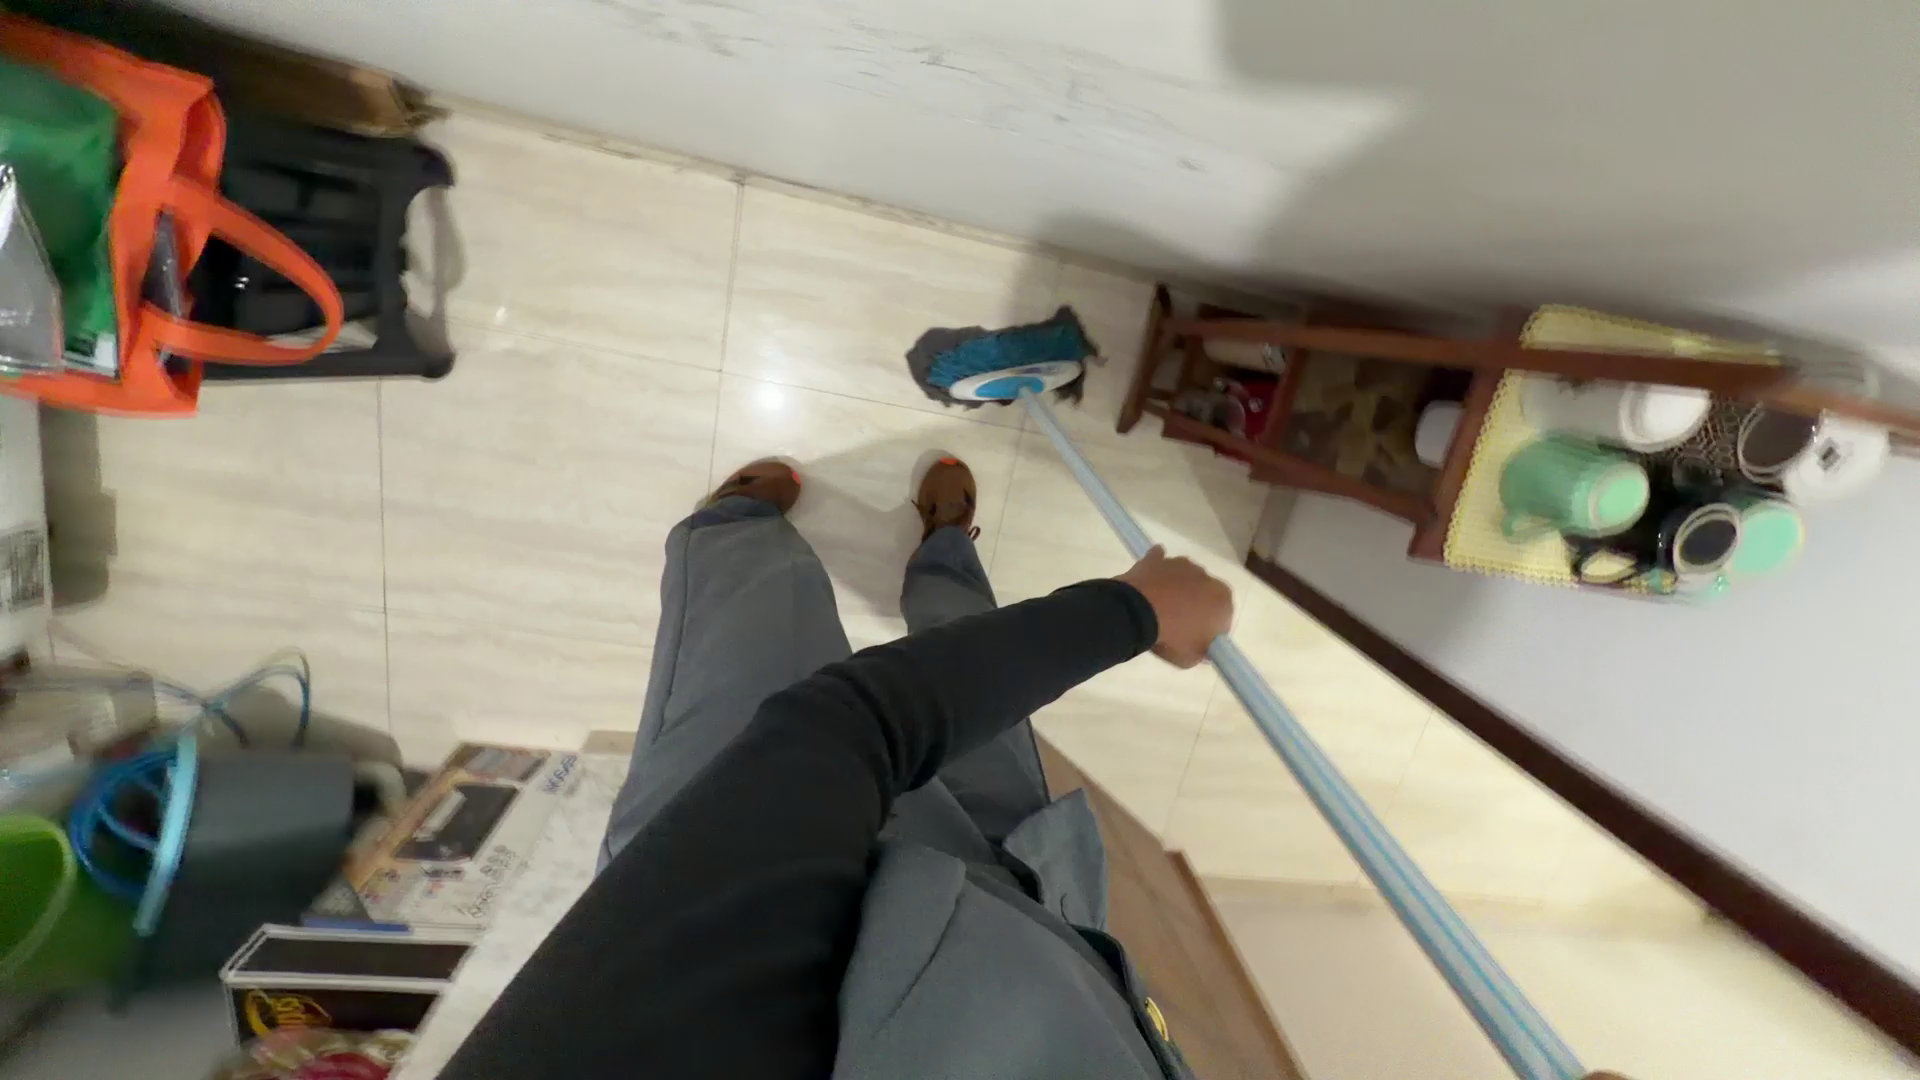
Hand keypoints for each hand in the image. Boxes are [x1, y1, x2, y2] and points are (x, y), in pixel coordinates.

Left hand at [1114, 546, 1232, 667]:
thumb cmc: (1172, 636)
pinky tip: (1150, 579)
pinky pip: (1159, 562)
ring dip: (1176, 589)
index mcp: (1223, 599)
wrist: (1135, 614)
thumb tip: (1202, 646)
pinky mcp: (1156, 559)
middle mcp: (1207, 576)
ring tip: (1158, 608)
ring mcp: (1180, 564)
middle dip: (1194, 607)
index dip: (1209, 631)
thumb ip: (1203, 650)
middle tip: (1176, 625)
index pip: (1222, 619)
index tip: (1194, 639)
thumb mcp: (1192, 657)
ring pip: (1183, 579)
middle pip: (1204, 595)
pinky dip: (1156, 569)